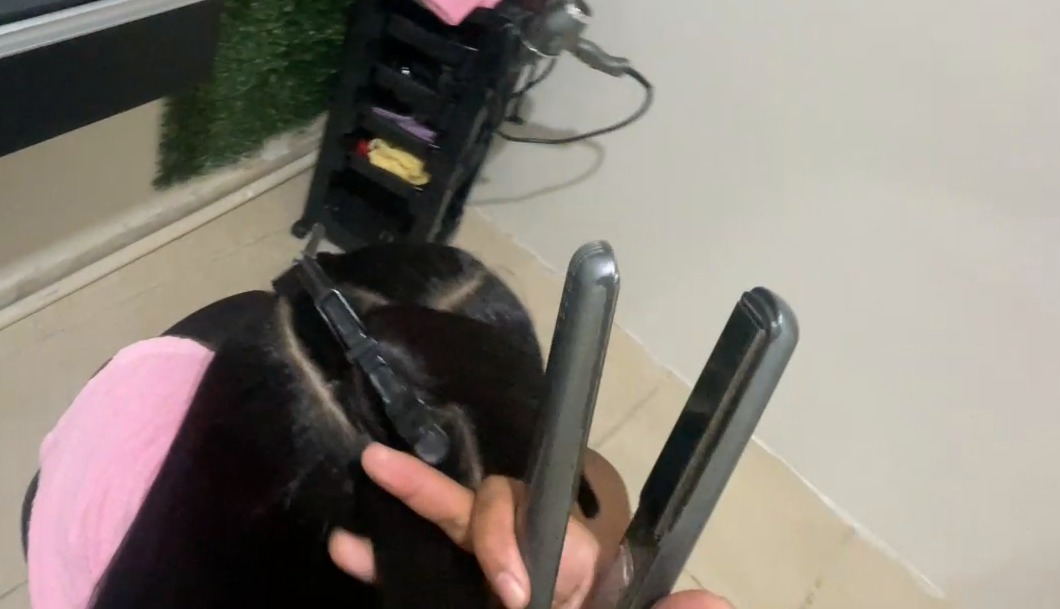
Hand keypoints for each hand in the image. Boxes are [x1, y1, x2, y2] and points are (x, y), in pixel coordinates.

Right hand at [329, 442, 598, 608]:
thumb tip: (712, 600)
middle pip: (482, 503)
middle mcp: (527, 560)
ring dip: (403, 498)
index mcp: (571, 564)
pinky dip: (381, 557)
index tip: (510, 594)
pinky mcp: (457, 594)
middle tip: (380, 464)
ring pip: (444, 525)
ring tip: (364, 468)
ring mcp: (487, 579)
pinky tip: (347, 546)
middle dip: (431, 486)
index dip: (505, 537)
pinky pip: (417, 569)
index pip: (532, 515)